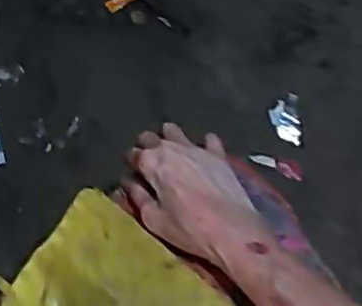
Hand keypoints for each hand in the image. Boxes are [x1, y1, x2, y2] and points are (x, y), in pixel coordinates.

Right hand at [122, 123, 269, 262]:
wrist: (234, 231)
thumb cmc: (190, 229)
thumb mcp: (155, 222)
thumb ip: (138, 198)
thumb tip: (128, 183)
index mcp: (151, 162)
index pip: (133, 154)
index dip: (132, 163)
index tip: (135, 174)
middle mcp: (169, 147)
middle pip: (150, 136)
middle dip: (147, 146)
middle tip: (152, 164)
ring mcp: (194, 147)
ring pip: (174, 130)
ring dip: (171, 139)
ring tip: (175, 154)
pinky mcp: (217, 153)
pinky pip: (208, 139)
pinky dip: (204, 145)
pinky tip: (205, 156)